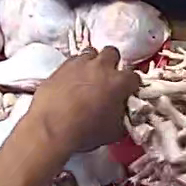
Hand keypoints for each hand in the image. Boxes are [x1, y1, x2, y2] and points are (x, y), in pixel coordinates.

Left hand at [23, 47, 139, 155]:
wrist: (51, 131)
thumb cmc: (87, 132)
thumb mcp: (116, 129)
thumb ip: (124, 115)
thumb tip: (123, 112)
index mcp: (120, 82)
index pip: (134, 77)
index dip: (131, 85)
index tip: (127, 93)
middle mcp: (101, 67)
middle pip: (112, 53)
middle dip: (112, 63)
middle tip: (108, 78)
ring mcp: (78, 65)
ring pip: (89, 53)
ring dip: (91, 63)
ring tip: (88, 77)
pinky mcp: (58, 70)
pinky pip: (70, 63)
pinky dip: (73, 70)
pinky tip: (70, 83)